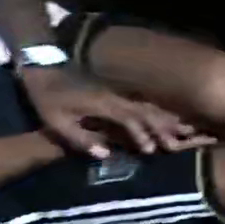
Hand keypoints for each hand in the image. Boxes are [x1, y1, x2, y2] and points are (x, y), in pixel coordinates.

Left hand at [18, 68, 213, 158]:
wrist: (44, 69)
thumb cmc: (48, 97)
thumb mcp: (55, 121)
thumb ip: (81, 139)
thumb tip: (106, 154)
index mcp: (103, 103)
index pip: (130, 118)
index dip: (141, 134)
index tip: (149, 149)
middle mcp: (116, 96)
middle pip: (146, 111)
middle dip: (161, 128)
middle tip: (174, 144)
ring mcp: (119, 92)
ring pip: (148, 105)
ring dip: (164, 118)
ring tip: (180, 131)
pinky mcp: (118, 90)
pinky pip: (143, 101)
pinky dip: (158, 110)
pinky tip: (168, 117)